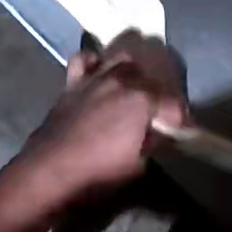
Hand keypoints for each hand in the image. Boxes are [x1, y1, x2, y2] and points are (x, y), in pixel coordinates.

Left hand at [11, 31, 188, 211]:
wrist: (50, 170)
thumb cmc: (98, 171)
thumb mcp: (138, 164)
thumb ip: (154, 142)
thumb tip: (162, 135)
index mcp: (143, 100)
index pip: (174, 105)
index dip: (181, 120)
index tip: (181, 132)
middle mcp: (122, 81)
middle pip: (151, 80)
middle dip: (158, 96)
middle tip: (156, 116)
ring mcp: (95, 78)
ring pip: (122, 60)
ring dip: (132, 74)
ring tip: (131, 91)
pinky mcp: (73, 83)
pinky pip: (84, 59)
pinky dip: (94, 63)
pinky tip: (98, 74)